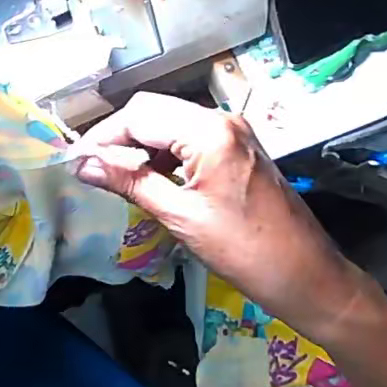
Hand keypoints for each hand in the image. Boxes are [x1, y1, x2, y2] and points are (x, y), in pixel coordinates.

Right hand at [70, 93, 373, 342]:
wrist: (307, 276)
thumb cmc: (246, 251)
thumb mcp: (181, 217)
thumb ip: (131, 183)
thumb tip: (85, 166)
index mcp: (209, 132)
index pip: (140, 116)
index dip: (104, 137)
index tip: (79, 162)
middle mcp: (222, 120)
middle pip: (154, 110)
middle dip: (120, 136)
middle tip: (95, 169)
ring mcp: (233, 131)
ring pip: (170, 121)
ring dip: (141, 144)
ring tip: (117, 176)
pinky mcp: (237, 147)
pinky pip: (189, 136)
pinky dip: (164, 152)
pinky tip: (150, 177)